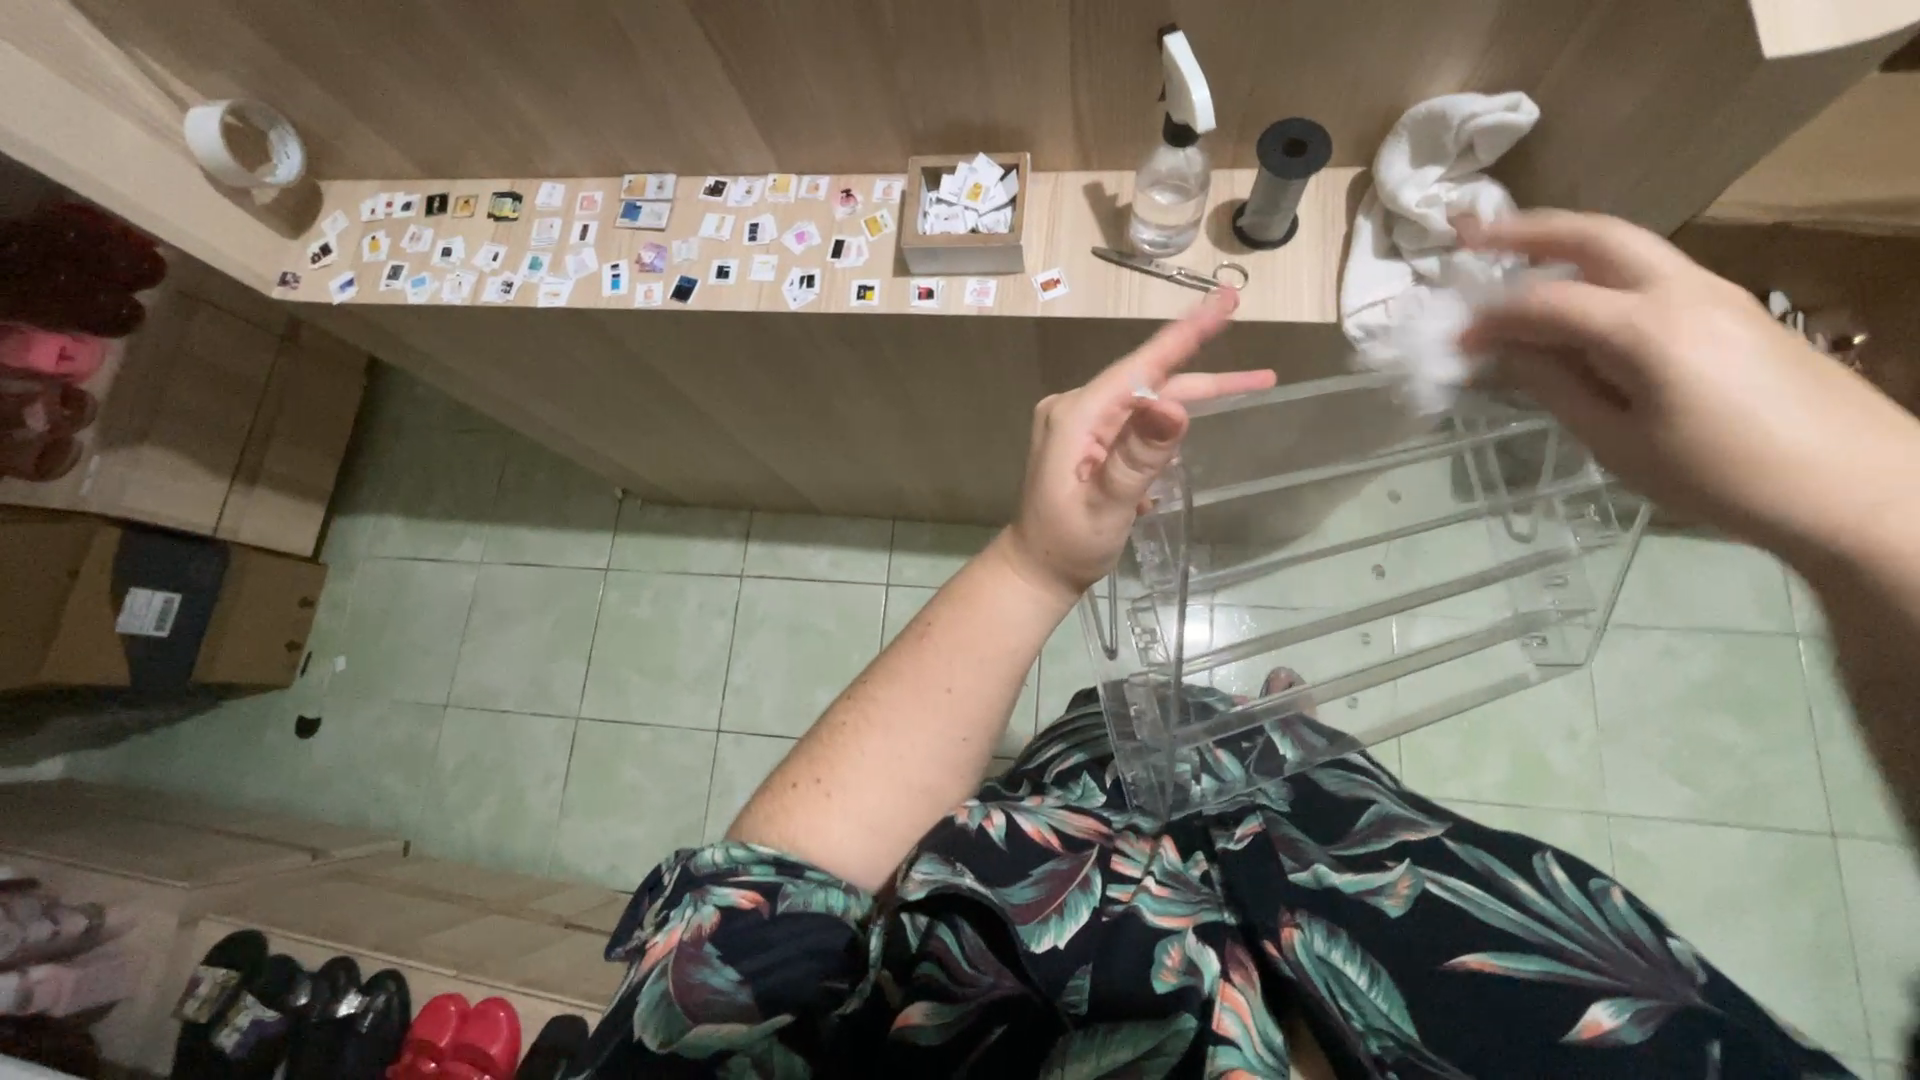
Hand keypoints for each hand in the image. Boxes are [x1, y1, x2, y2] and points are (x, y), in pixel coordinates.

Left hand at [999, 289, 1276, 600]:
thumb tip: (1175, 406)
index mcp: (1076, 416)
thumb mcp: (1106, 506)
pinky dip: (1166, 430)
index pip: (1140, 367)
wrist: (1037, 570)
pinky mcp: (1087, 441)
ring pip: (1147, 402)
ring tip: (1252, 385)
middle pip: (1151, 382)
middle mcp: (1076, 409)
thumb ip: (1138, 457)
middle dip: (1208, 377)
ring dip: (1193, 400)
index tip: (1225, 301)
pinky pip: (1136, 423)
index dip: (1186, 334)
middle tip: (1264, 364)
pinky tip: (1190, 437)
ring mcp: (1080, 424)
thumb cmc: (1068, 545)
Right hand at [1459, 210, 1919, 568]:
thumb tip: (1507, 351)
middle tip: (1469, 236)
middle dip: (1526, 231)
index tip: (1453, 343)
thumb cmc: (1721, 477)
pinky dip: (1597, 274)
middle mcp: (1683, 291)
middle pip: (1595, 236)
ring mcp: (1715, 292)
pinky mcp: (1732, 308)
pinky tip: (1574, 305)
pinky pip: (1649, 274)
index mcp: (1648, 329)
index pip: (1545, 303)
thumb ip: (1557, 386)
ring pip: (1626, 248)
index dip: (1490, 319)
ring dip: (1563, 247)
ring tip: (1511, 262)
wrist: (1855, 485)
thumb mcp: (1618, 442)